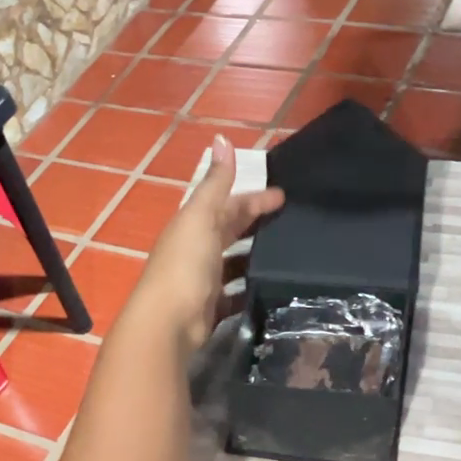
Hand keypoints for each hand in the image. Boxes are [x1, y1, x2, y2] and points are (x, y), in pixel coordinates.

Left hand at [127, 135, 284, 348]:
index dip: (253, 199)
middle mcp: (195, 251)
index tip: (284, 197)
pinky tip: (271, 288)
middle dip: (256, 225)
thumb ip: (214, 183)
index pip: (227, 205)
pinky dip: (250, 290)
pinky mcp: (211, 309)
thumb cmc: (184, 265)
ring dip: (255, 258)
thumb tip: (222, 138)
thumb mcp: (201, 217)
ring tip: (289, 258)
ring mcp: (202, 282)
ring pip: (234, 264)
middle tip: (292, 225)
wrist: (168, 322)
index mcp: (192, 225)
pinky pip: (235, 295)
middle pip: (230, 232)